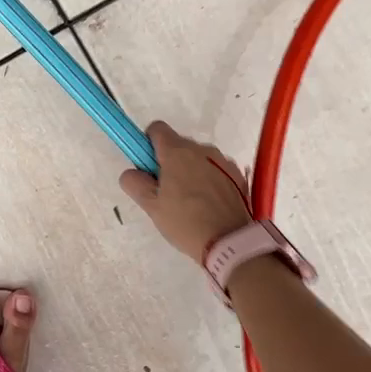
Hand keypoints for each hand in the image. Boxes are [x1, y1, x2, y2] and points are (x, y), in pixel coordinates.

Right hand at [119, 121, 253, 263]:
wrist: (230, 243)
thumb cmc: (184, 222)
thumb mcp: (151, 206)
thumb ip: (134, 183)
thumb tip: (132, 172)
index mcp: (177, 152)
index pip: (157, 129)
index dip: (148, 145)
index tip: (148, 168)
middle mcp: (202, 150)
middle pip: (178, 145)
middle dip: (169, 163)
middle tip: (166, 193)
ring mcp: (223, 161)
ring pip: (198, 159)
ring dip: (190, 171)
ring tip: (190, 203)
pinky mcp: (238, 176)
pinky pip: (216, 170)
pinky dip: (209, 181)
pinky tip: (209, 205)